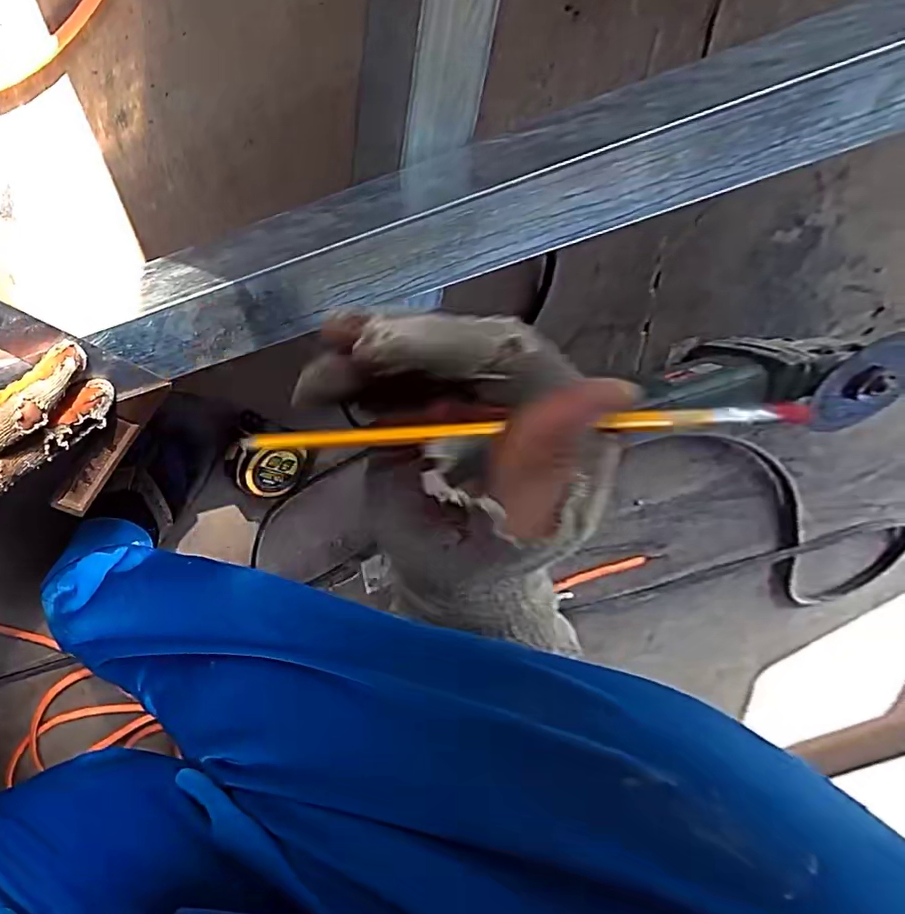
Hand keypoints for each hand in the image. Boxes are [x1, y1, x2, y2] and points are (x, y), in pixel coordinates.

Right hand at [294, 312, 637, 653]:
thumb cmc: (479, 561)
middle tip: (330, 343)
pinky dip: (352, 376)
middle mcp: (524, 394)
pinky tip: (323, 390)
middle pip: (459, 340)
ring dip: (358, 356)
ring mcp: (472, 394)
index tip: (370, 349)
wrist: (449, 574)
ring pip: (418, 350)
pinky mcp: (431, 400)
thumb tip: (600, 389)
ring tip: (313, 384)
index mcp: (563, 420)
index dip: (439, 342)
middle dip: (390, 338)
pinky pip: (391, 374)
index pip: (510, 356)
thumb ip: (542, 464)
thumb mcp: (511, 527)